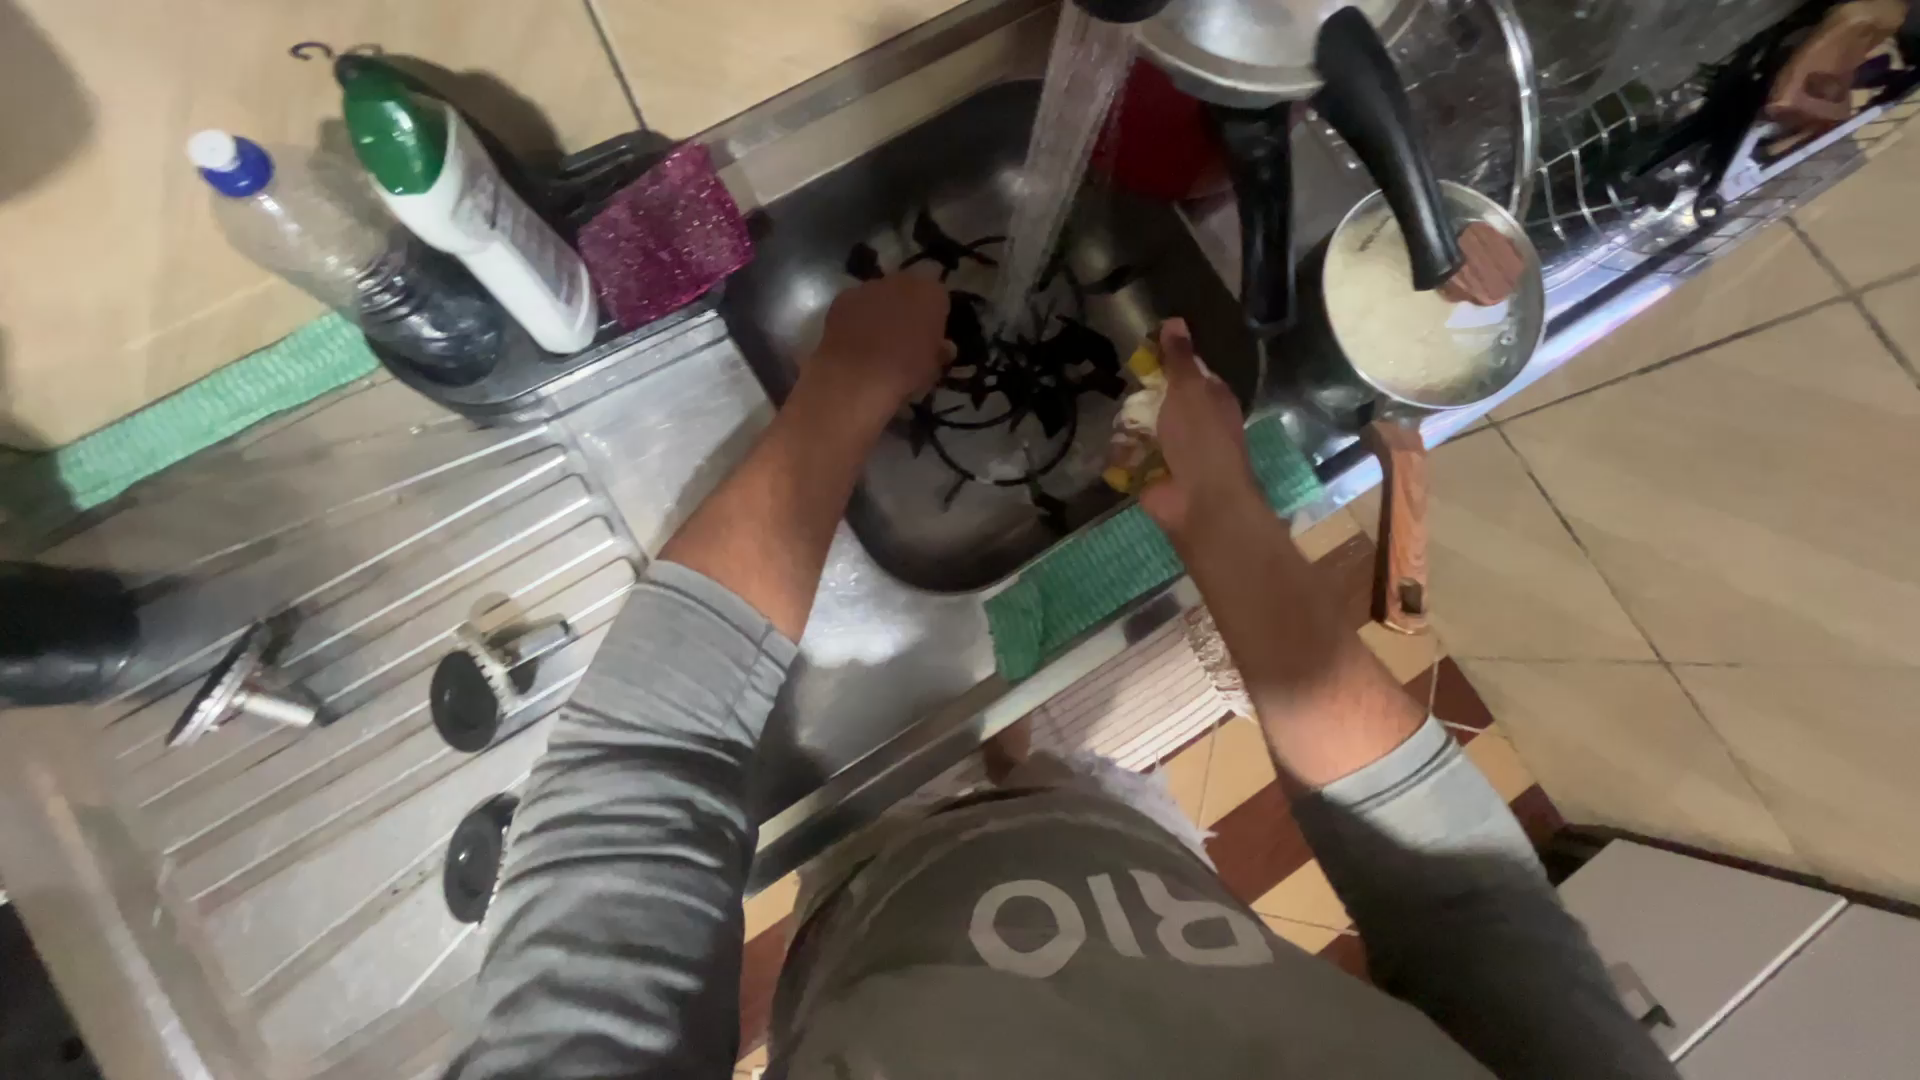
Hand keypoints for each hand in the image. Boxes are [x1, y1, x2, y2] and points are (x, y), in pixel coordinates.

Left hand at [801, 274, 954, 427]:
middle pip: (908, 289)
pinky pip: (855, 304)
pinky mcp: (842, 298)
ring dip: (881, 309)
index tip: (931, 335)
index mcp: (930, 293)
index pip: (939, 296)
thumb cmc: (905, 372)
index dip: (935, 315)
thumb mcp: (934, 368)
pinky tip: (854, 339)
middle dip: (908, 306)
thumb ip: (940, 350)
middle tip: (905, 335)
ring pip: (880, 294)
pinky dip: (857, 316)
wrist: (857, 377)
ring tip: (876, 339)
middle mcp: (900, 280)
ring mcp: (868, 286)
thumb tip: (943, 347)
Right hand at [1139, 318, 1262, 541]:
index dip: (1165, 365)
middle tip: (1134, 400)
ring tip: (1128, 433)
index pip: (1186, 373)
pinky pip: (1127, 457)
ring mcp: (1170, 452)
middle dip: (1140, 400)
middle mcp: (1192, 424)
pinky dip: (1123, 457)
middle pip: (1156, 400)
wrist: (1199, 500)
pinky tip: (1124, 457)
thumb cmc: (1201, 438)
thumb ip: (1179, 358)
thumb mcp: (1191, 388)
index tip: (1144, 359)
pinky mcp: (1149, 475)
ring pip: (1138, 428)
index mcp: (1210, 400)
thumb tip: (1174, 320)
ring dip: (1128, 429)